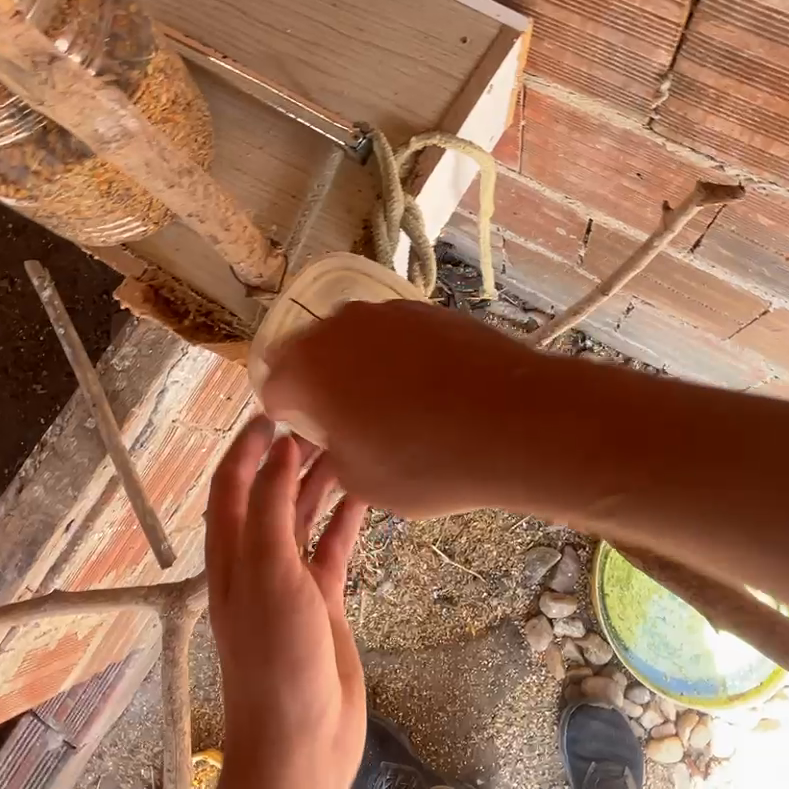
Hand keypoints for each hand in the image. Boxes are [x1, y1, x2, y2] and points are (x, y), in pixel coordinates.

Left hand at [207, 418, 368, 788]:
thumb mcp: (267, 574)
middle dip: (288, 458)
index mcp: (231, 554)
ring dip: (320, 483)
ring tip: (347, 447)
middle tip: (321, 422)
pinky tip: (366, 496)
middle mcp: (257, 561)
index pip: (231, 484)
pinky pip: (333, 547)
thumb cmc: (274, 661)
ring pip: (304, 517)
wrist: (300, 742)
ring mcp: (290, 581)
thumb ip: (271, 510)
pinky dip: (347, 519)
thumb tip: (279, 451)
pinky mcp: (322, 601)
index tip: (274, 409)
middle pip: (270, 494)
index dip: (246, 446)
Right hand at [258, 299, 561, 517]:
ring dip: (360, 368)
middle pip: (310, 354)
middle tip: (347, 424)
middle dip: (320, 386)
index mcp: (306, 367)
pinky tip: (429, 389)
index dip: (286, 416)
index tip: (310, 437)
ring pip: (355, 340)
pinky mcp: (427, 308)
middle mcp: (338, 326)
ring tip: (394, 408)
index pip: (273, 387)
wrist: (515, 420)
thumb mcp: (360, 481)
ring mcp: (386, 311)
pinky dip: (399, 356)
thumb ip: (331, 454)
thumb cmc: (426, 460)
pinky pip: (395, 334)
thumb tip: (336, 438)